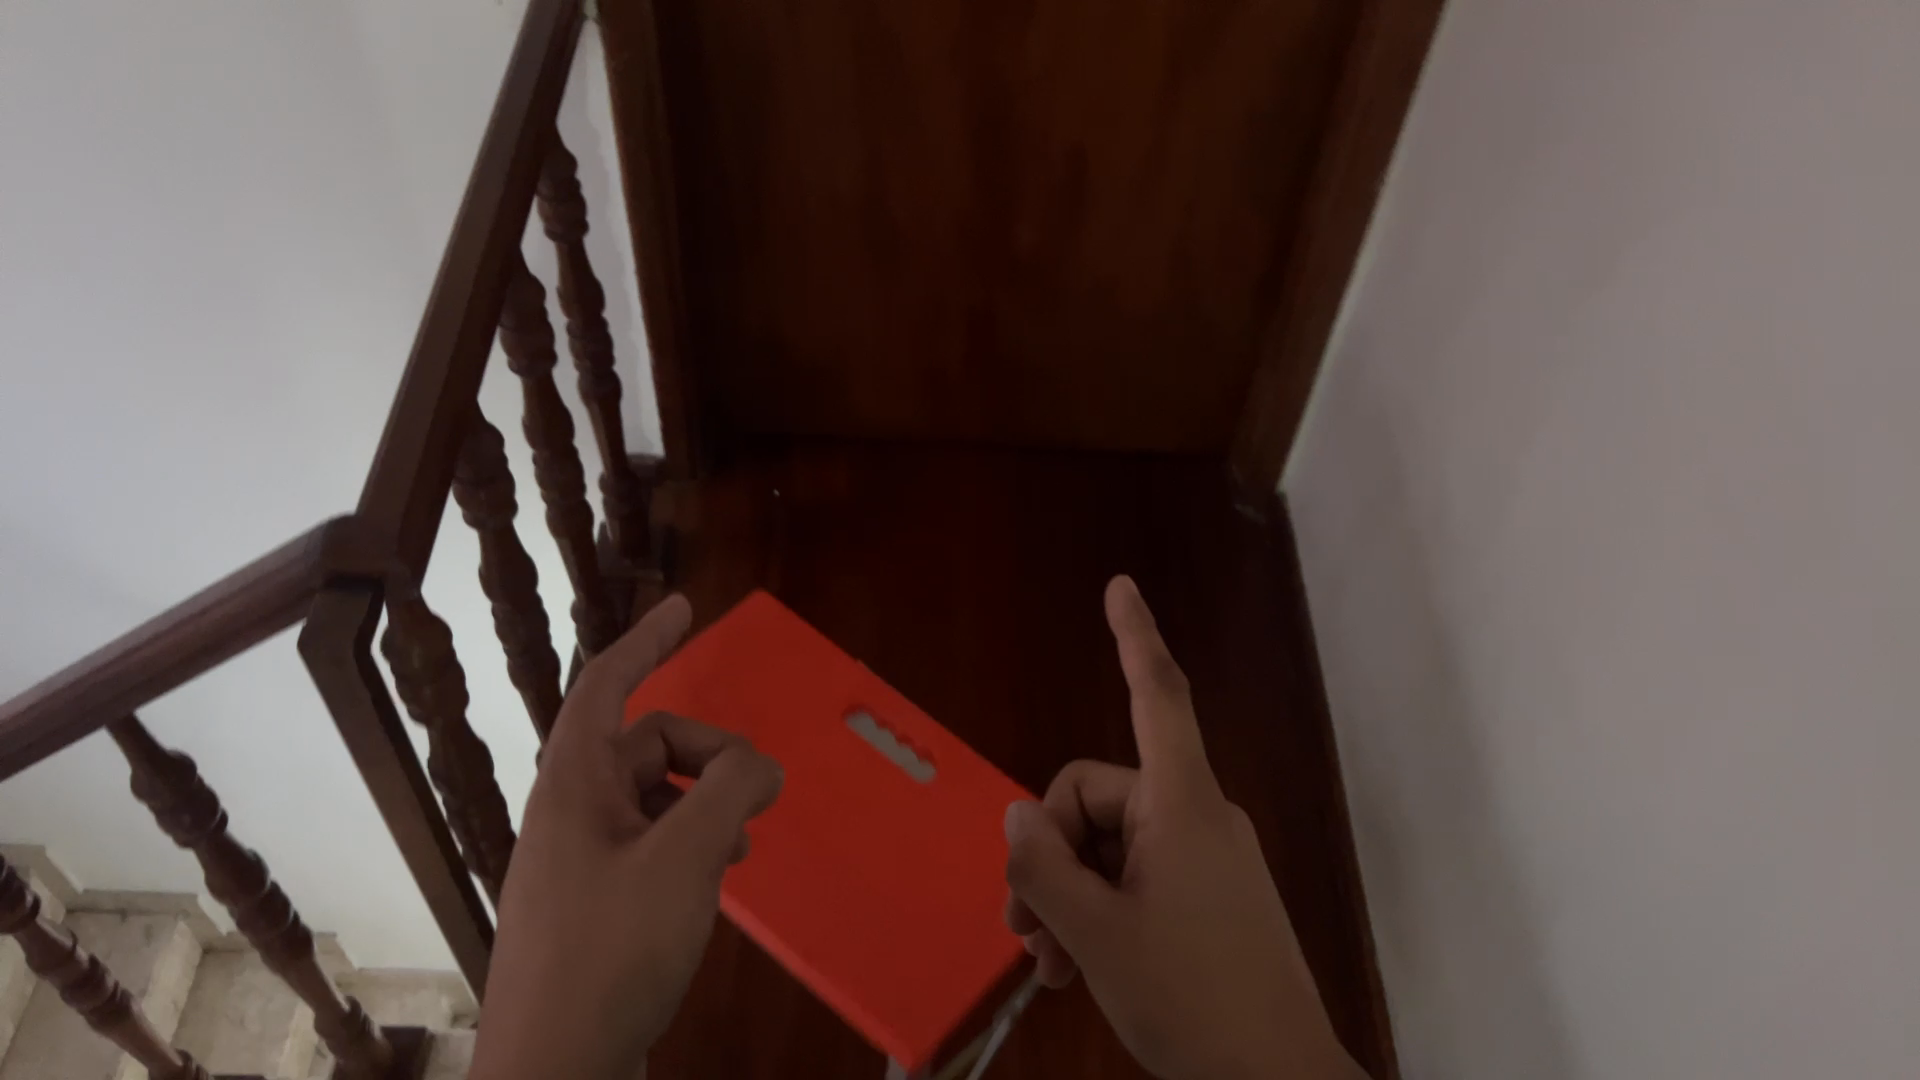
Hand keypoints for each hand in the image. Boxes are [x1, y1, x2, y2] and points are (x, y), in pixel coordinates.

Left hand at [470, 595, 783, 1079]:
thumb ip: (729, 790)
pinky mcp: (596, 903)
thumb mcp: (685, 858)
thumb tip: (760, 764)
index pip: (605, 685)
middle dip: (710, 755)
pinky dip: (694, 841)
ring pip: (656, 797)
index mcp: (574, 786)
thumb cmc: (612, 952)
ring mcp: (581, 861)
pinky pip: (652, 842)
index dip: (646, 640)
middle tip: (759, 791)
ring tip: (744, 841)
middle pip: (648, 745)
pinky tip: (721, 875)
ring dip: (707, 801)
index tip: (684, 607)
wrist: (554, 1077)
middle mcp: (571, 812)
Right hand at [1003, 577, 1363, 1079]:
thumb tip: (1018, 816)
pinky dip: (1100, 910)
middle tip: (1024, 928)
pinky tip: (1076, 964)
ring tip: (1050, 960)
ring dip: (1069, 894)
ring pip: (1110, 846)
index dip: (1134, 637)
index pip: (1157, 696)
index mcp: (1181, 804)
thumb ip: (1045, 867)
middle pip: (1097, 797)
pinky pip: (1137, 877)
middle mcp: (1195, 816)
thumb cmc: (1193, 1000)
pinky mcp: (1208, 896)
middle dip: (1051, 854)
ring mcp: (1205, 858)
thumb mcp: (1096, 935)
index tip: (1120, 586)